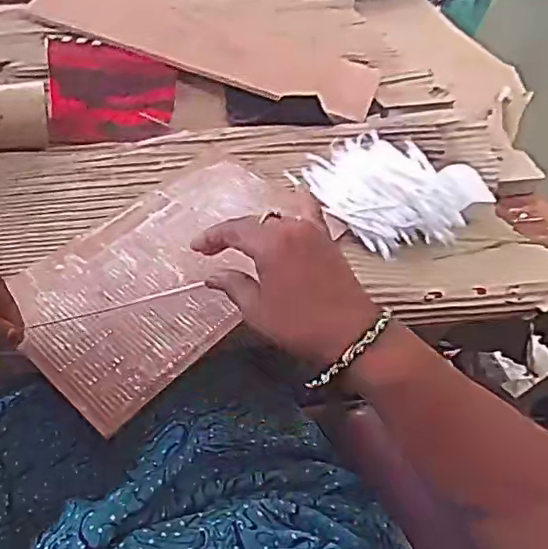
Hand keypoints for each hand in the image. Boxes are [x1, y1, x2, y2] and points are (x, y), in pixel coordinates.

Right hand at [193, 214, 382, 368]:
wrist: (350, 334)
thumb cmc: (300, 324)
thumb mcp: (256, 309)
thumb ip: (233, 285)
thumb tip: (214, 276)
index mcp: (272, 243)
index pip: (234, 230)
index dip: (212, 238)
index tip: (197, 247)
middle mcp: (293, 229)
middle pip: (255, 221)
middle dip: (232, 233)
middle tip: (214, 247)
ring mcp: (315, 232)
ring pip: (278, 216)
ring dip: (258, 225)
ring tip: (244, 240)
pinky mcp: (328, 241)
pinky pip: (306, 215)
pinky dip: (292, 214)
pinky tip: (286, 220)